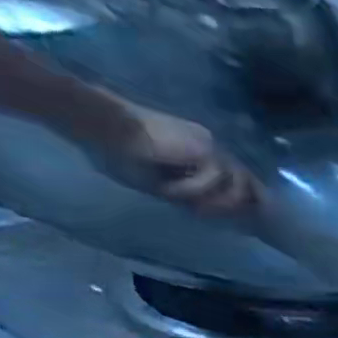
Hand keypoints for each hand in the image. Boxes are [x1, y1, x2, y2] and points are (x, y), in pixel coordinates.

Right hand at [88, 99, 259, 212]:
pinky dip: (192, 189)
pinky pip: (213, 178)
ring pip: (237, 185)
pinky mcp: (204, 146)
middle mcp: (213, 146)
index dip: (242, 201)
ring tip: (179, 201)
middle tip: (200, 213)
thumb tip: (212, 213)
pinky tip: (166, 188)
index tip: (228, 217)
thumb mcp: (160, 181)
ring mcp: (212, 145)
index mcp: (203, 151)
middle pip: (248, 185)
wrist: (89, 119)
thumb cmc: (113, 149)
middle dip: (232, 206)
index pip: (241, 181)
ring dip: (212, 200)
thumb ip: (191, 195)